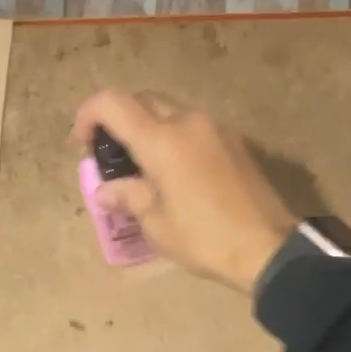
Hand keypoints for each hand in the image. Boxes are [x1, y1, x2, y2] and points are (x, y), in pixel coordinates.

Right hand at [72, 89, 296, 293]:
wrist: (268, 249)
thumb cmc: (206, 240)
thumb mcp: (158, 226)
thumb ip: (128, 198)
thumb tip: (105, 191)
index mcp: (163, 141)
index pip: (113, 103)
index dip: (89, 115)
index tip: (82, 142)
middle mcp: (189, 122)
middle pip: (143, 102)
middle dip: (120, 122)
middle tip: (112, 158)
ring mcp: (216, 129)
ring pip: (171, 113)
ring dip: (150, 131)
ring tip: (145, 169)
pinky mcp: (236, 143)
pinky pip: (195, 129)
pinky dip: (176, 141)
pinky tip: (176, 175)